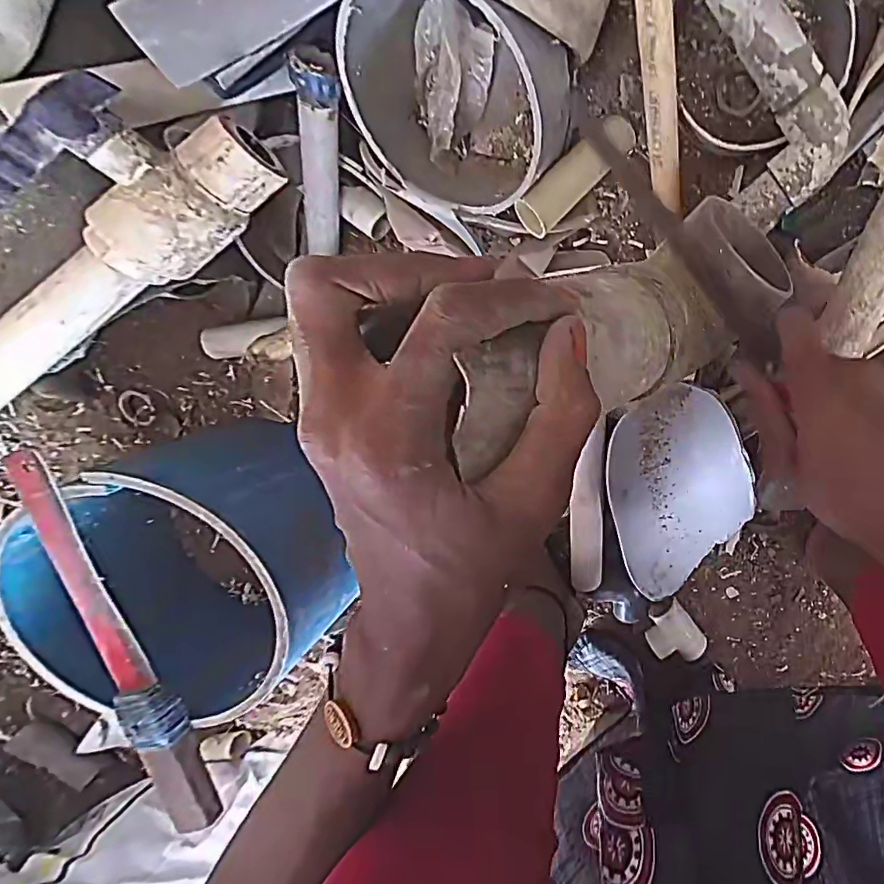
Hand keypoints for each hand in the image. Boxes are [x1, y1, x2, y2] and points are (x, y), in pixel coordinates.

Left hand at [287, 254, 598, 736]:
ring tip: (468, 302)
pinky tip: (446, 338)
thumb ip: (564, 411)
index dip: (509, 297)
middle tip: (482, 287)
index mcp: (385, 438)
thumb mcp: (536, 499)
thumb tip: (567, 333)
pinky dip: (390, 315)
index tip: (554, 302)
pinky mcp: (323, 415)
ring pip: (323, 300)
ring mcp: (315, 413)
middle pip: (328, 284)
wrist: (411, 618)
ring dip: (395, 283)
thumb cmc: (472, 570)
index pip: (440, 321)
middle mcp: (331, 414)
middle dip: (412, 266)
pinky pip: (339, 333)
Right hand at [732, 307, 883, 551]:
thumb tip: (744, 371)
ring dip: (829, 401)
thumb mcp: (791, 462)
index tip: (770, 360)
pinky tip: (859, 449)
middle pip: (816, 362)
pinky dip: (855, 409)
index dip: (779, 333)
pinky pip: (866, 390)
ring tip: (830, 449)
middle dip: (802, 390)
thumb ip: (767, 410)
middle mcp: (855, 370)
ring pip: (841, 378)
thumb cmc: (848, 496)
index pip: (795, 326)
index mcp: (820, 384)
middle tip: (798, 436)